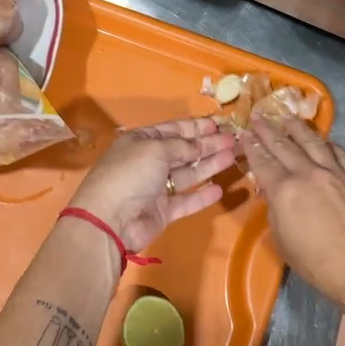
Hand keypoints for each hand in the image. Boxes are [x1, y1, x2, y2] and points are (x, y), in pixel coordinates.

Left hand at [68, 117, 235, 252]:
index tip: (218, 125)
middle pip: (183, 151)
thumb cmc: (131, 174)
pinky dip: (202, 196)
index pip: (173, 130)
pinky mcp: (162, 212)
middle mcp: (149, 162)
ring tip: (233, 157)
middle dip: (207, 145)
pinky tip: (219, 189)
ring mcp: (156, 188)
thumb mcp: (156, 149)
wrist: (111, 220)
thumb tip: (200, 144)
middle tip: (233, 140)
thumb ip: (182, 146)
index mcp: (141, 141)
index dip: (195, 127)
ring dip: (209, 165)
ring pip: (187, 174)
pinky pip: (186, 201)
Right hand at [239, 117, 344, 307]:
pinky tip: (325, 140)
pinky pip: (341, 155)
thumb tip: (275, 195)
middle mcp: (308, 174)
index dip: (251, 146)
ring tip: (289, 118)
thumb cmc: (316, 262)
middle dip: (269, 130)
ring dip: (298, 129)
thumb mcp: (282, 240)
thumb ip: (275, 211)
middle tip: (259, 116)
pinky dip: (331, 145)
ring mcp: (335, 174)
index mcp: (284, 190)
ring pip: (314, 143)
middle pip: (285, 146)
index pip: (263, 161)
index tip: (244, 133)